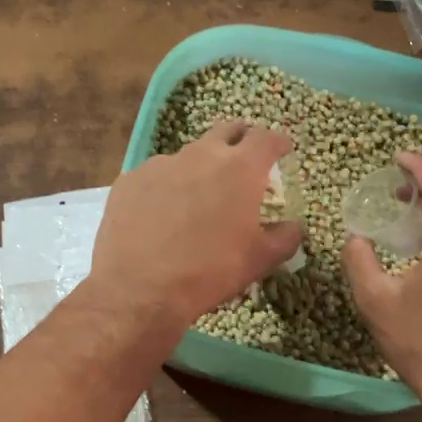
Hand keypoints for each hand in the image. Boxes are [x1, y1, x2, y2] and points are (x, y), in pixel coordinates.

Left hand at [88, 123, 302, 329]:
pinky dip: (165, 189)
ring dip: (199, 169)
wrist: (139, 289)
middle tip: (244, 161)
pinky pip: (155, 177)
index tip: (282, 149)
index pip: (266, 139)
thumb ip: (284, 237)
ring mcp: (159, 165)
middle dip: (240, 141)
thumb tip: (292, 226)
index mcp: (239, 168)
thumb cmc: (209, 272)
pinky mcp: (129, 181)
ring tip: (197, 200)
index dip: (277, 142)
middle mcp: (200, 155)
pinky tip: (160, 216)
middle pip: (226, 132)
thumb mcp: (259, 260)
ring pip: (187, 156)